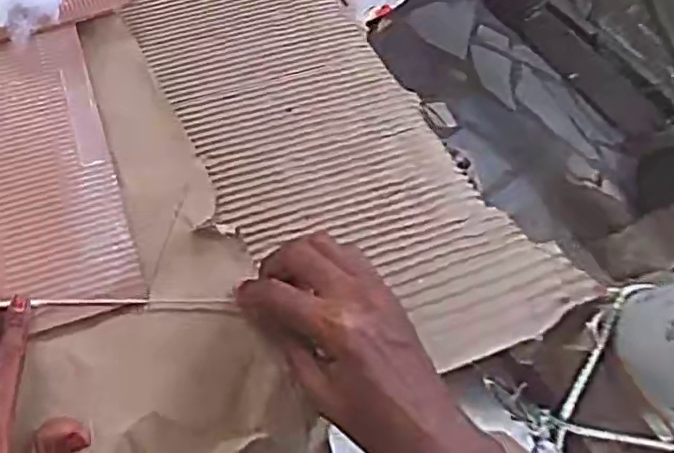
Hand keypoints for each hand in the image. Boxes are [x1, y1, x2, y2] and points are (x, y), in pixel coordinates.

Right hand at [237, 233, 502, 452]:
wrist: (429, 431)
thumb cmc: (383, 423)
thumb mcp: (320, 394)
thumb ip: (289, 347)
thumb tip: (268, 319)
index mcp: (337, 326)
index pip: (279, 292)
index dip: (254, 293)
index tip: (244, 295)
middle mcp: (356, 297)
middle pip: (300, 251)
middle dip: (273, 264)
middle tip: (264, 283)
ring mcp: (374, 289)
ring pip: (324, 241)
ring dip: (300, 254)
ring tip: (290, 278)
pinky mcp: (386, 290)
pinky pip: (349, 253)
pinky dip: (327, 257)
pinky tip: (321, 280)